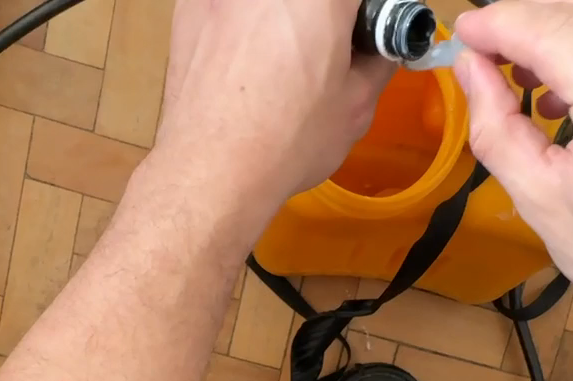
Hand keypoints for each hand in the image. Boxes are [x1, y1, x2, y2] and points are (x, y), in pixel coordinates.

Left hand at [150, 0, 393, 226]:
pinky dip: (242, 26)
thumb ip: (378, 62)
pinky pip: (230, 7)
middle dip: (322, 18)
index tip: (362, 33)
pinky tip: (242, 68)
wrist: (212, 171)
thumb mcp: (354, 109)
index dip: (363, 15)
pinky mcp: (191, 5)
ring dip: (279, 23)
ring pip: (269, 7)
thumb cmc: (286, 142)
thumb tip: (381, 48)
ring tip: (277, 66)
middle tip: (323, 52)